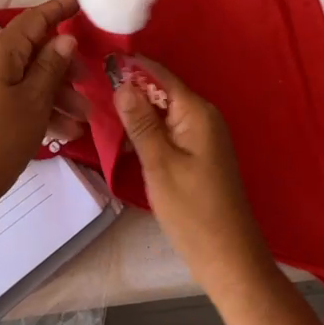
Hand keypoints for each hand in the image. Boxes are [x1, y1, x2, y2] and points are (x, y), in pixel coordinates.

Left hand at [0, 0, 84, 215]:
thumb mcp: (34, 101)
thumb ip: (51, 66)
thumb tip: (64, 37)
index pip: (35, 17)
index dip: (60, 8)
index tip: (83, 1)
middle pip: (34, 51)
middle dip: (65, 67)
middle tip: (90, 85)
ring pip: (28, 79)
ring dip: (57, 95)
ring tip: (83, 121)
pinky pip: (16, 99)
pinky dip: (40, 110)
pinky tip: (64, 133)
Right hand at [113, 59, 274, 293]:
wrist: (230, 260)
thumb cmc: (193, 212)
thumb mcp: (159, 165)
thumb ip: (141, 122)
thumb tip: (123, 83)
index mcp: (197, 112)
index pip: (159, 74)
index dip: (130, 68)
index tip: (98, 64)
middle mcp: (204, 116)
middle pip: (161, 91)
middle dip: (131, 90)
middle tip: (93, 93)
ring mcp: (204, 135)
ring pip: (164, 111)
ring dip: (138, 113)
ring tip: (103, 113)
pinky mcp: (201, 154)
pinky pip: (171, 129)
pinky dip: (150, 131)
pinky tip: (128, 139)